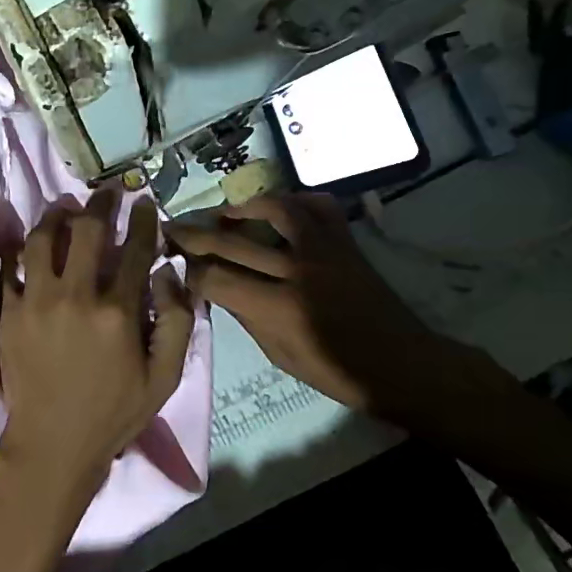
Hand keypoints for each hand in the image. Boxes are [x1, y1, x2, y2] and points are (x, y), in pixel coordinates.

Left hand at [0, 191, 196, 491]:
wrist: (52, 445)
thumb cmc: (113, 412)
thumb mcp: (165, 378)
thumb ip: (178, 322)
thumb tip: (167, 272)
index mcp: (117, 311)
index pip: (134, 249)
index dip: (143, 221)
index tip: (144, 204)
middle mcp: (76, 295)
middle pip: (86, 231)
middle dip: (100, 205)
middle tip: (105, 194)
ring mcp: (36, 301)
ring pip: (41, 239)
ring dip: (55, 216)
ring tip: (64, 209)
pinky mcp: (8, 312)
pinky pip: (11, 267)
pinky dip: (22, 250)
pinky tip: (33, 246)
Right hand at [169, 194, 498, 414]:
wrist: (400, 363)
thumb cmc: (335, 371)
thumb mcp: (279, 354)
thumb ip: (244, 315)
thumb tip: (212, 286)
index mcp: (279, 308)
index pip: (216, 277)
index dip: (188, 270)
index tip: (172, 264)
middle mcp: (298, 269)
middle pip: (233, 240)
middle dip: (195, 233)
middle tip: (173, 227)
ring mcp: (324, 248)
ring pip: (274, 207)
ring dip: (242, 206)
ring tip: (224, 213)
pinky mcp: (345, 239)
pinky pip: (316, 205)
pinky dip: (294, 201)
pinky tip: (278, 209)